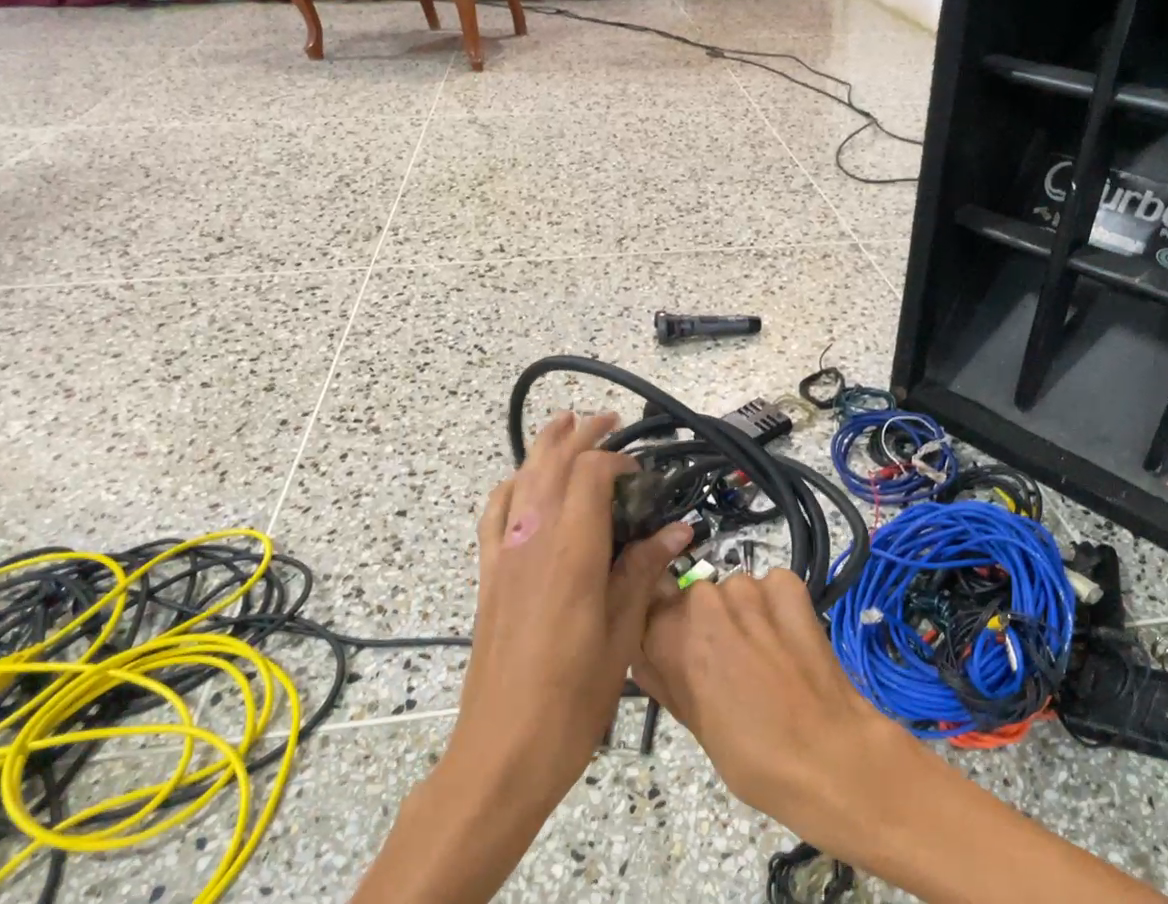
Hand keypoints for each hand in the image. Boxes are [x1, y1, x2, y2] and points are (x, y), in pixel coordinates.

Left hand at [453, 411, 690, 794]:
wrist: (504, 748)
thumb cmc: (574, 697)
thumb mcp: (623, 634)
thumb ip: (644, 572)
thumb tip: (679, 529)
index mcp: (571, 553)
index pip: (589, 476)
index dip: (618, 461)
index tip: (644, 472)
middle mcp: (531, 542)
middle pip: (550, 466)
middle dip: (579, 435)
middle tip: (608, 419)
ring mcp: (504, 558)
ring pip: (520, 482)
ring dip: (542, 448)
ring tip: (564, 425)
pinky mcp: (488, 577)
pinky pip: (494, 515)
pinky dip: (510, 487)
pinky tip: (520, 483)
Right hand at [631, 568, 917, 834]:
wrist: (825, 754)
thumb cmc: (749, 755)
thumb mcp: (688, 719)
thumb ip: (661, 672)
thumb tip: (651, 648)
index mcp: (666, 634)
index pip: (649, 608)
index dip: (666, 629)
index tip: (682, 651)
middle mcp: (701, 599)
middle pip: (694, 598)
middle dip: (708, 623)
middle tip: (729, 664)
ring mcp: (748, 588)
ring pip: (734, 591)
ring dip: (744, 613)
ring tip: (764, 657)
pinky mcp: (789, 586)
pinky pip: (772, 587)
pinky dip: (777, 605)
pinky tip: (788, 639)